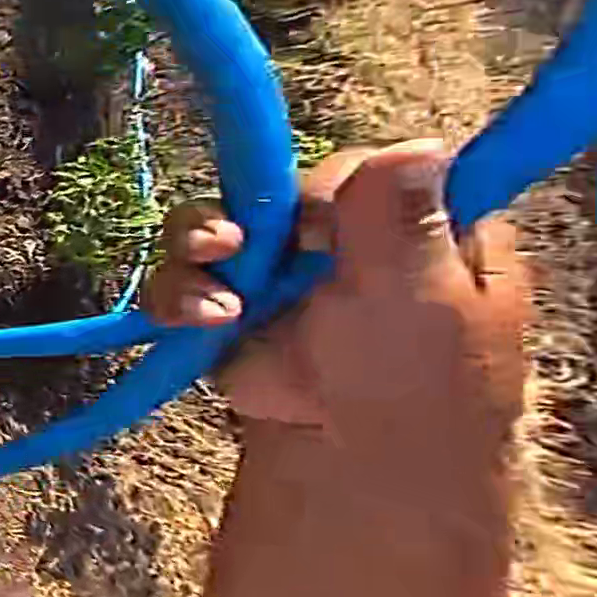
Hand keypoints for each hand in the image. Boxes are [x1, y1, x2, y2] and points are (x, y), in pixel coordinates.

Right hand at [144, 140, 525, 443]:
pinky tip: (203, 323)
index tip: (311, 230)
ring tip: (215, 308)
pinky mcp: (214, 300)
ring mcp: (263, 269)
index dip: (314, 192)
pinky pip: (174, 280)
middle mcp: (323, 236)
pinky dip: (176, 298)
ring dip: (192, 263)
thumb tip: (413, 144)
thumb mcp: (422, 301)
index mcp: (398, 222)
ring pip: (200, 233)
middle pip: (254, 197)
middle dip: (227, 222)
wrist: (344, 452)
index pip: (342, 173)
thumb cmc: (414, 381)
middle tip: (223, 247)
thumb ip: (402, 226)